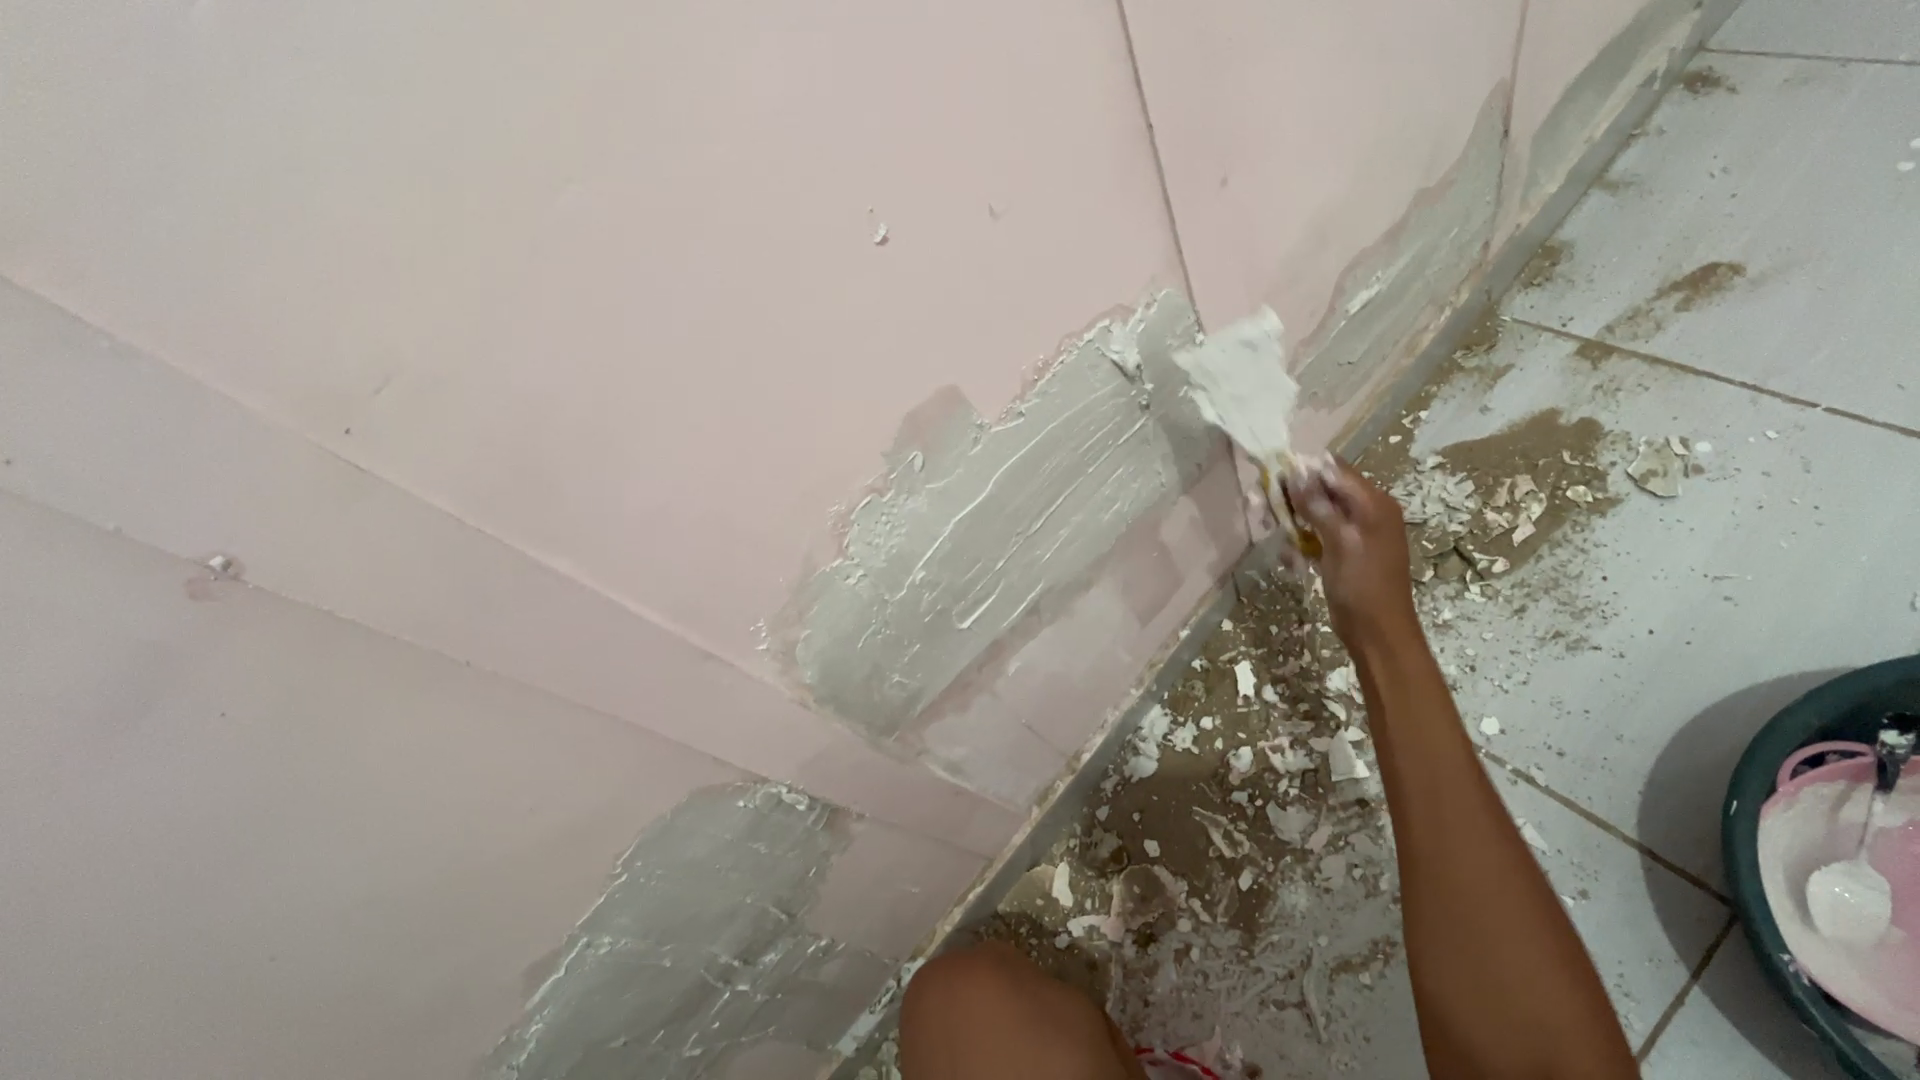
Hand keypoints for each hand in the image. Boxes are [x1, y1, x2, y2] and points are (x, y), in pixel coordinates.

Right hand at [1283, 454, 1418, 644]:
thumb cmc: (1362, 586)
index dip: (1303, 471)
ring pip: (1316, 514)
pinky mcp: (1343, 553)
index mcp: (1373, 504)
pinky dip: (1301, 542)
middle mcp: (1366, 513)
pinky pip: (1318, 536)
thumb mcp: (1340, 542)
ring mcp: (1354, 534)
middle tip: (1259, 505)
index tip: (1270, 476)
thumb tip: (1296, 474)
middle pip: (1323, 491)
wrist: (1378, 633)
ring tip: (1267, 528)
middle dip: (1291, 496)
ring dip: (1291, 520)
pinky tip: (1289, 557)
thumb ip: (1319, 507)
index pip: (1334, 472)